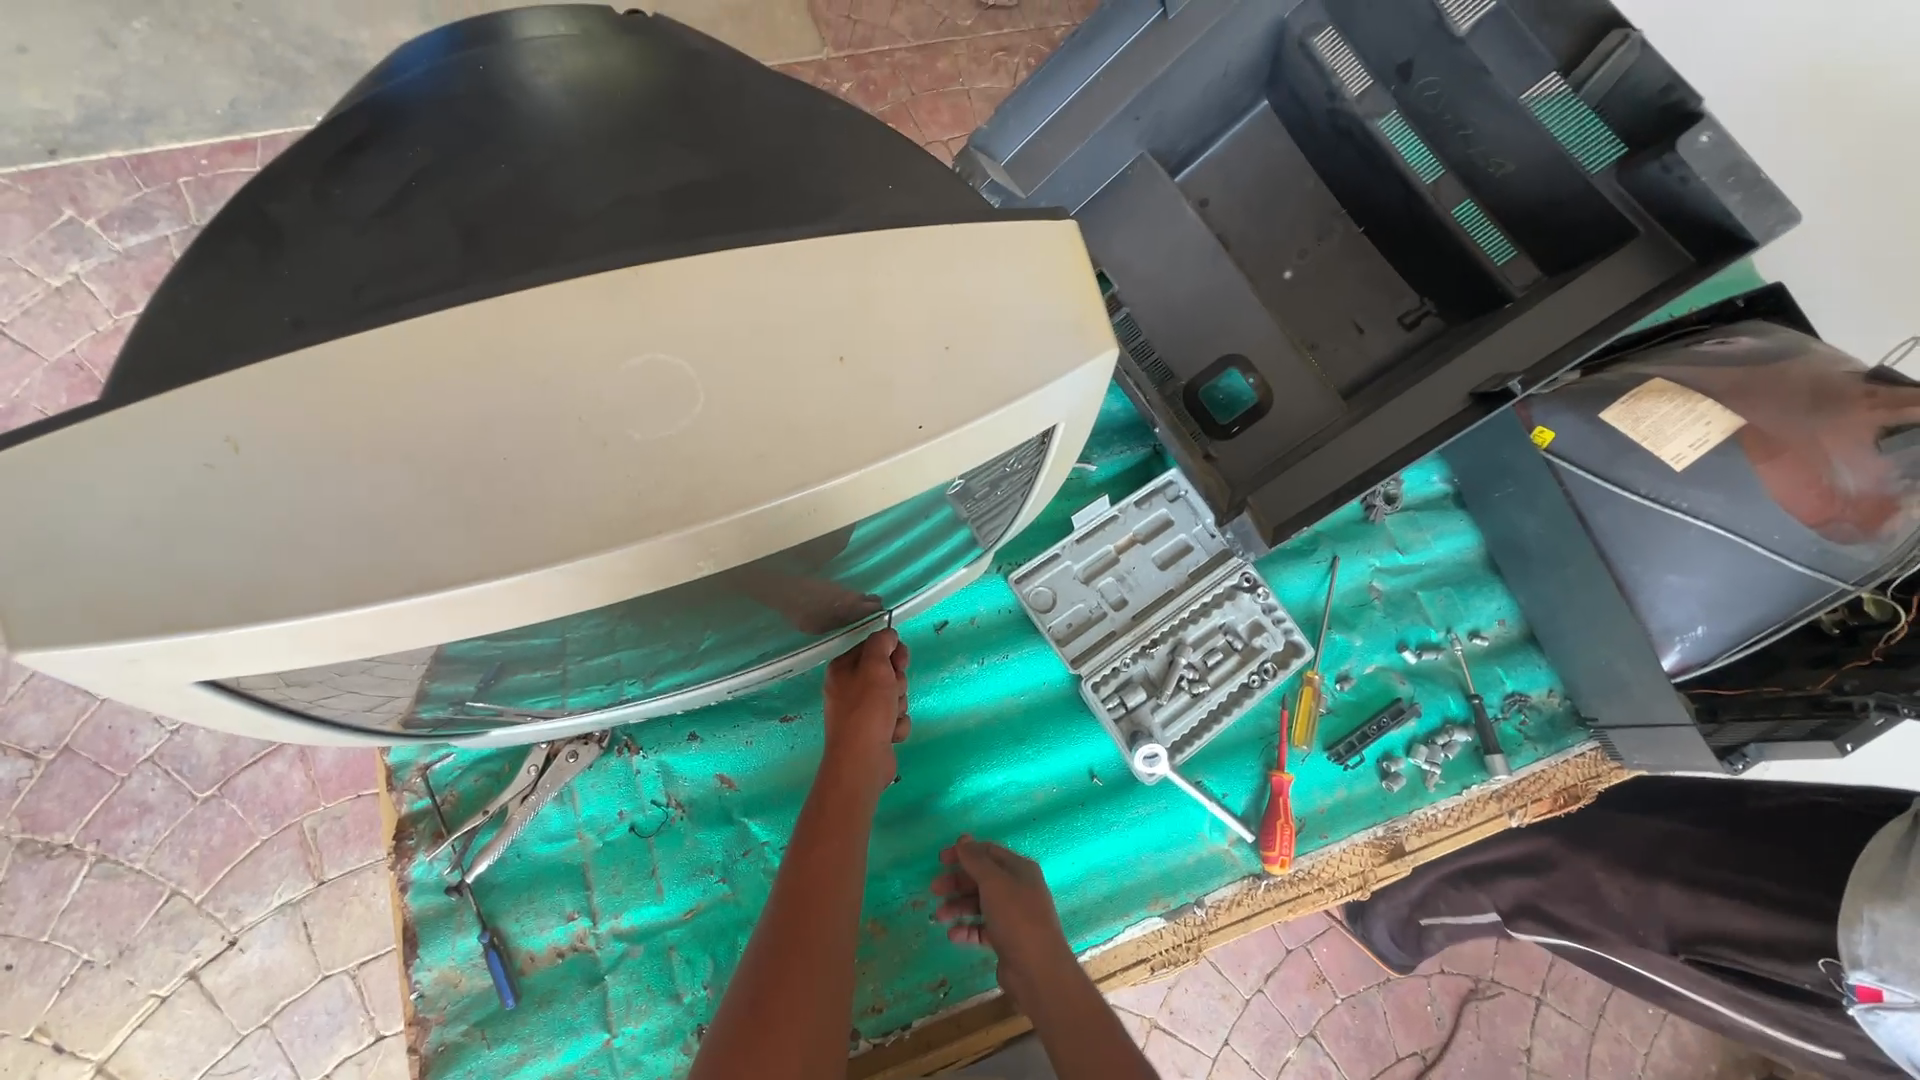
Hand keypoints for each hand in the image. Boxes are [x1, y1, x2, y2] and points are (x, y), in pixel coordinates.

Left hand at [820, 627, 909, 801]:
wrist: (861, 760)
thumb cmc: (866, 710)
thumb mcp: (874, 667)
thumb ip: (881, 644)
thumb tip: (888, 633)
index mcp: (842, 669)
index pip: (873, 647)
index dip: (891, 652)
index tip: (900, 661)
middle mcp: (849, 688)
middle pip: (886, 672)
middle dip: (897, 683)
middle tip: (892, 692)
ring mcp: (861, 711)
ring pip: (894, 695)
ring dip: (899, 706)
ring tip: (889, 717)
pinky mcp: (873, 731)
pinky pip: (895, 718)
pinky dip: (897, 725)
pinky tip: (890, 733)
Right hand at [931, 836, 1076, 1006]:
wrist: (1037, 970)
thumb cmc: (1016, 917)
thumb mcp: (993, 883)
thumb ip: (976, 860)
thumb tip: (963, 838)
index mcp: (1019, 869)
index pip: (988, 852)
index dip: (964, 853)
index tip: (940, 860)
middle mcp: (1018, 889)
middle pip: (982, 878)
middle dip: (957, 883)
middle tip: (934, 890)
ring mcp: (1013, 915)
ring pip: (980, 904)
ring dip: (958, 906)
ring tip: (939, 916)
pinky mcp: (1007, 940)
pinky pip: (982, 928)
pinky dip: (967, 929)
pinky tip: (953, 935)